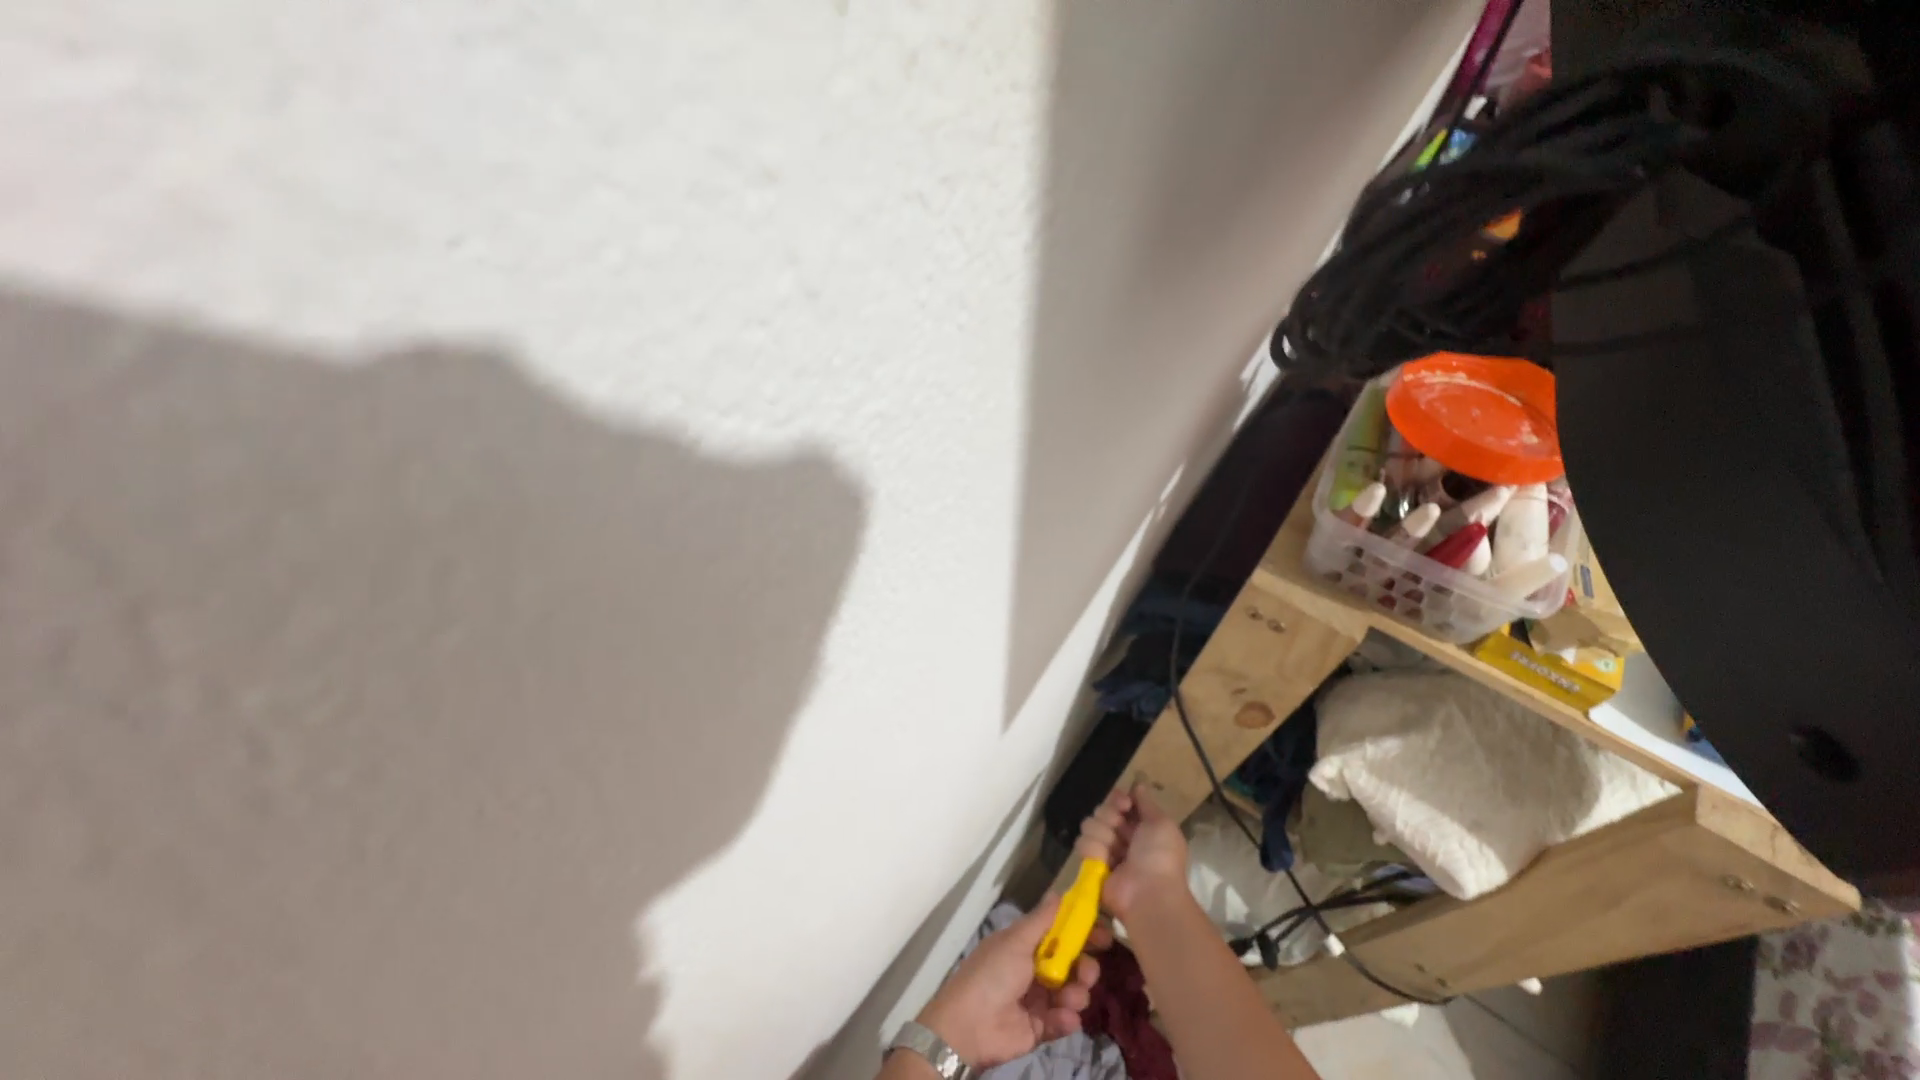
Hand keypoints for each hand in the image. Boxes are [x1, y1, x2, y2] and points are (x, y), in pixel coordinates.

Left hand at [916, 893, 1102, 1067]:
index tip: (1105, 935)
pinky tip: (1063, 1018)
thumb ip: (1042, 920)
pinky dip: (1067, 1019)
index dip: (1083, 933)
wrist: (968, 1027)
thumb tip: (1059, 893)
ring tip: (1068, 998)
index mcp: (1025, 946)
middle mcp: (1034, 970)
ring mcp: (1038, 1000)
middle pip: (1072, 965)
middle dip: (1085, 967)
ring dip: (1076, 994)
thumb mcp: (1016, 940)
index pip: (1060, 935)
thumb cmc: (992, 975)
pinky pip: (1064, 1021)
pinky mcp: (1040, 1028)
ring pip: (1072, 993)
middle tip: (1087, 972)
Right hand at [1076, 783, 1190, 921]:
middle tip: (1120, 830)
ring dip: (1103, 835)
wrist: (1148, 893)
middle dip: (1110, 817)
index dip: (1118, 799)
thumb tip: (1138, 785)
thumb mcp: (1162, 823)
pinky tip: (1105, 861)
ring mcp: (1106, 851)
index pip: (1120, 802)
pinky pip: (1082, 844)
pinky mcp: (1092, 865)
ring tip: (1115, 851)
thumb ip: (1147, 803)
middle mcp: (1123, 837)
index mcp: (1142, 827)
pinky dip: (1094, 851)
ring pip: (1090, 825)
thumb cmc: (1160, 856)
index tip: (1124, 804)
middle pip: (1102, 811)